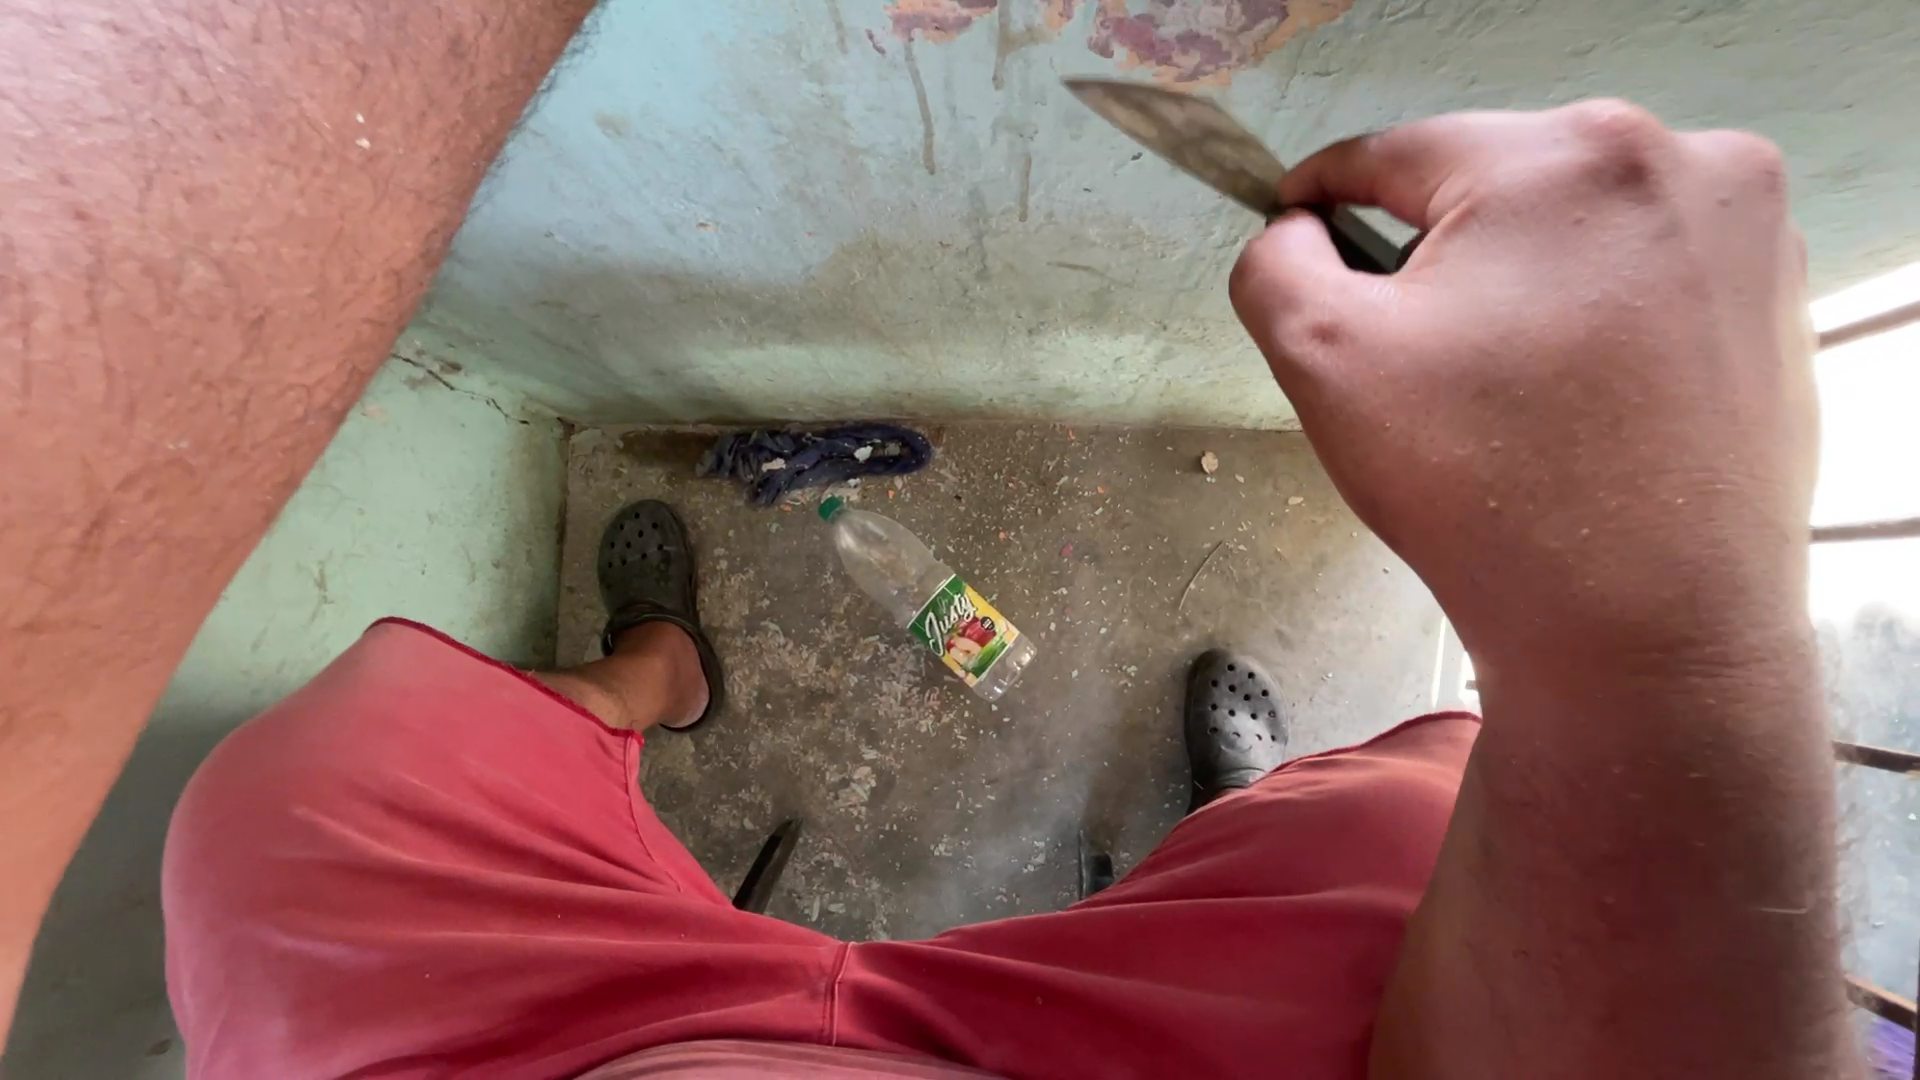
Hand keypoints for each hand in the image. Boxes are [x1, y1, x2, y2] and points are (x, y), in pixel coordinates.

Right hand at [1230, 101, 1817, 665]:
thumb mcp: (1318, 355)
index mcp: (1560, 158)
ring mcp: (1745, 230)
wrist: (1635, 618)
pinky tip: (1543, 398)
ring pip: (1549, 233)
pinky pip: (1619, 276)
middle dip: (1409, 258)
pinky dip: (1560, 316)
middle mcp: (1680, 161)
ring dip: (1485, 286)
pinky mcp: (1770, 300)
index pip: (1393, 150)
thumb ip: (1272, 265)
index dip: (1317, 194)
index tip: (1287, 237)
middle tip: (1383, 354)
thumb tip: (1289, 232)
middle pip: (1477, 188)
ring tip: (1467, 386)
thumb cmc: (1467, 476)